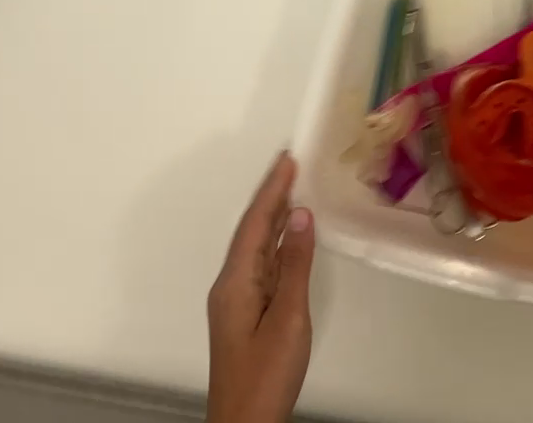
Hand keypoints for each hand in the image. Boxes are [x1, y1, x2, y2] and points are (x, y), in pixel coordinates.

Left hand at [206, 152, 315, 422]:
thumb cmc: (267, 374)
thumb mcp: (289, 318)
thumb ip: (295, 265)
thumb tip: (301, 216)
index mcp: (236, 282)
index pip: (255, 223)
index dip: (272, 189)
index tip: (287, 159)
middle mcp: (231, 284)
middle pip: (251, 229)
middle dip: (270, 195)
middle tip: (290, 163)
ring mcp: (237, 299)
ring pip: (256, 245)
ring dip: (273, 215)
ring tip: (292, 186)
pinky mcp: (246, 312)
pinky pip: (261, 262)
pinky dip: (276, 240)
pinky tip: (289, 234)